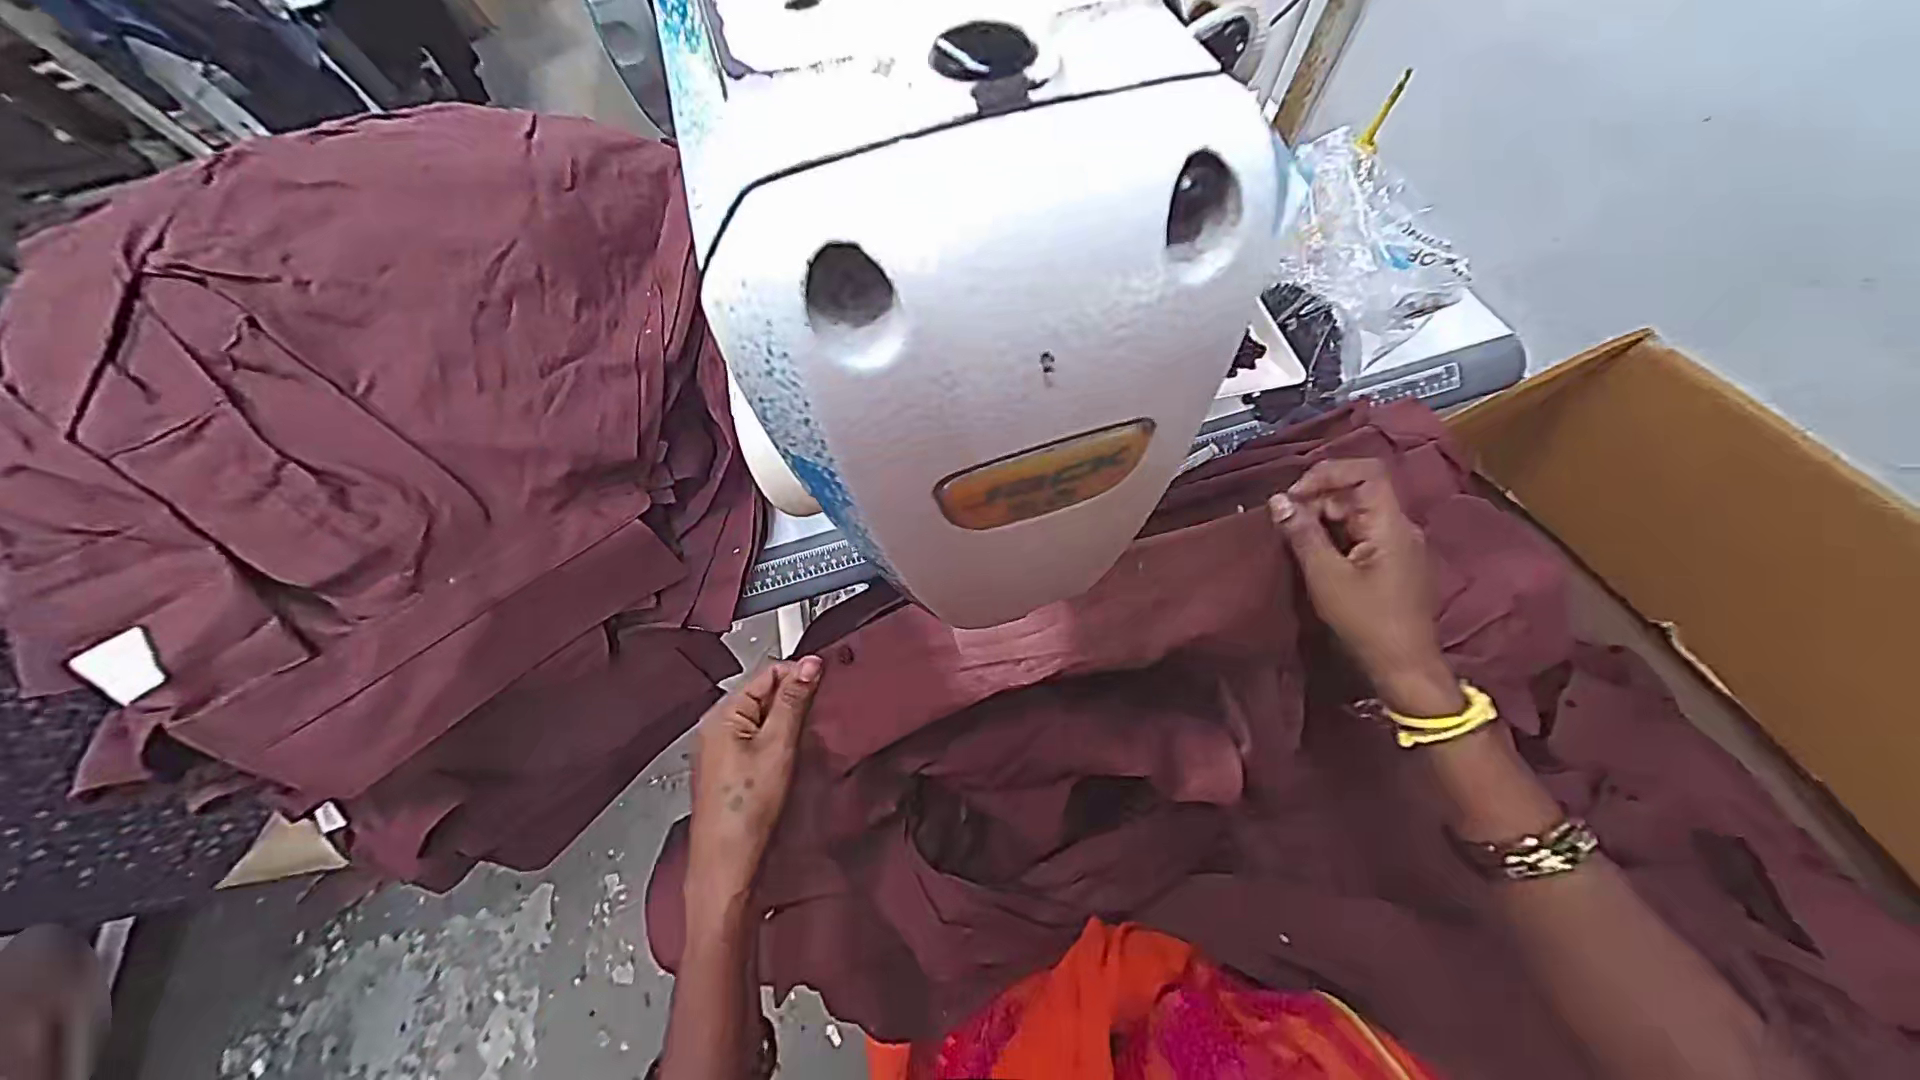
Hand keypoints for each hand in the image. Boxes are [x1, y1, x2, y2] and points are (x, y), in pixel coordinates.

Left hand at [686, 656, 822, 905]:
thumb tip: (809, 665)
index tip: (825, 677)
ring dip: (788, 717)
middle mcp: (716, 726)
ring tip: (805, 735)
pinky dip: (779, 737)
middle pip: (764, 691)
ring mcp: (721, 746)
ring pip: (763, 714)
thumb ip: (794, 700)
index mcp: (722, 714)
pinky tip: (790, 752)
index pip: (767, 671)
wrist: (726, 862)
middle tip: (819, 710)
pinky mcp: (730, 765)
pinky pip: (758, 735)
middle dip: (794, 696)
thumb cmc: (744, 810)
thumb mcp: (778, 744)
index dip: (798, 672)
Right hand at [1269, 458, 1461, 715]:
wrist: (1403, 666)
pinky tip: (1313, 553)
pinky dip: (1333, 535)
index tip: (1293, 496)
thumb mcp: (1325, 576)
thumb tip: (1278, 500)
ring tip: (1293, 539)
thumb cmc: (1365, 621)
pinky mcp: (1393, 562)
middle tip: (1285, 523)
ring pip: (1357, 513)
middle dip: (1317, 499)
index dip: (1326, 474)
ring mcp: (1399, 545)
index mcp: (1391, 525)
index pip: (1366, 473)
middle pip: (1358, 492)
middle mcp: (1401, 528)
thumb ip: (1302, 534)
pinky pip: (1360, 533)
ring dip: (1322, 518)